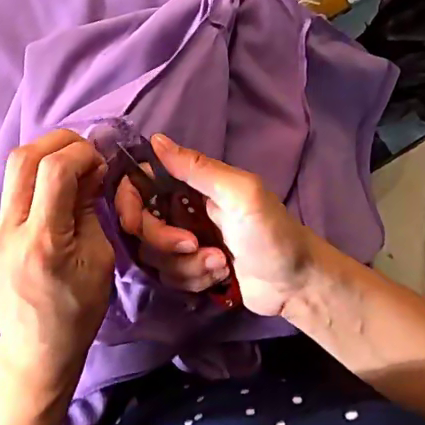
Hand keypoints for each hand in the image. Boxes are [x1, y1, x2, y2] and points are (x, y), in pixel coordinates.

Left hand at [0, 130, 116, 393]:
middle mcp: (12, 228)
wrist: (35, 349)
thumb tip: (90, 169)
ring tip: (75, 163)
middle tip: (87, 151)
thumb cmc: (77, 312)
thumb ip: (88, 209)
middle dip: (59, 141)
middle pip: (24, 157)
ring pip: (14, 167)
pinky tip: (59, 183)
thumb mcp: (99, 260)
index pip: (54, 170)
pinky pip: (14, 187)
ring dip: (46, 152)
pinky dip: (38, 172)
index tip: (101, 161)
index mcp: (44, 240)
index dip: (81, 153)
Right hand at [114, 133, 321, 317]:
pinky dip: (194, 279)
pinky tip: (220, 274)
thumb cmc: (272, 232)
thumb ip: (197, 167)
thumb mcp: (240, 193)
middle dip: (163, 240)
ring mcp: (182, 241)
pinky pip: (168, 276)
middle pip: (140, 224)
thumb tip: (154, 140)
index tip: (136, 222)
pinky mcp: (188, 269)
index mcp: (189, 184)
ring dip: (186, 264)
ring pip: (153, 255)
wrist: (296, 284)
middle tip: (194, 245)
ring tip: (219, 262)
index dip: (128, 203)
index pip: (137, 184)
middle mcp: (179, 209)